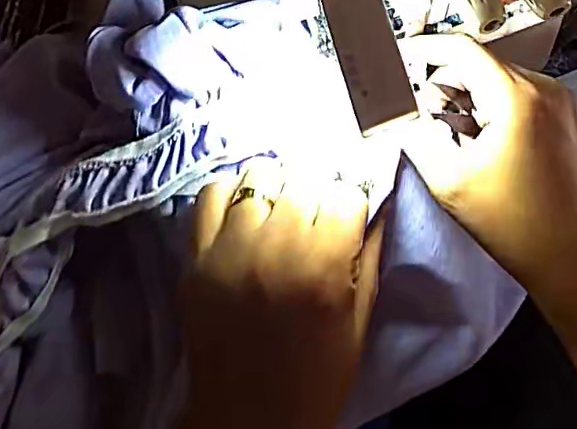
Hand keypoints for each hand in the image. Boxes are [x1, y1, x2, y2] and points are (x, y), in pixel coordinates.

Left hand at [178, 159, 381, 428]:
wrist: (245, 426)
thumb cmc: (317, 377)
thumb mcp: (360, 319)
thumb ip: (372, 253)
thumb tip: (381, 199)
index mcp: (323, 265)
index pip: (347, 192)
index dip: (351, 205)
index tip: (348, 220)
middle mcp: (276, 247)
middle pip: (305, 178)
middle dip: (317, 194)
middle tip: (315, 219)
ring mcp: (230, 249)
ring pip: (261, 173)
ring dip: (277, 188)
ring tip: (280, 212)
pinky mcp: (195, 259)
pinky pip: (212, 193)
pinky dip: (231, 193)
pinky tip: (245, 211)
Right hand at [398, 33, 576, 304]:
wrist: (575, 258)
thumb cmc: (519, 227)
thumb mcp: (451, 182)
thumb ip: (421, 138)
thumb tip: (409, 112)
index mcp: (518, 97)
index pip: (463, 50)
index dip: (428, 50)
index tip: (408, 56)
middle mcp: (547, 89)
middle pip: (483, 64)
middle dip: (451, 86)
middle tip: (431, 115)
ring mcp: (564, 101)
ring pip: (503, 79)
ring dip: (476, 98)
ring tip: (464, 138)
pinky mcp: (571, 117)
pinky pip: (526, 95)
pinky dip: (502, 108)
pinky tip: (491, 142)